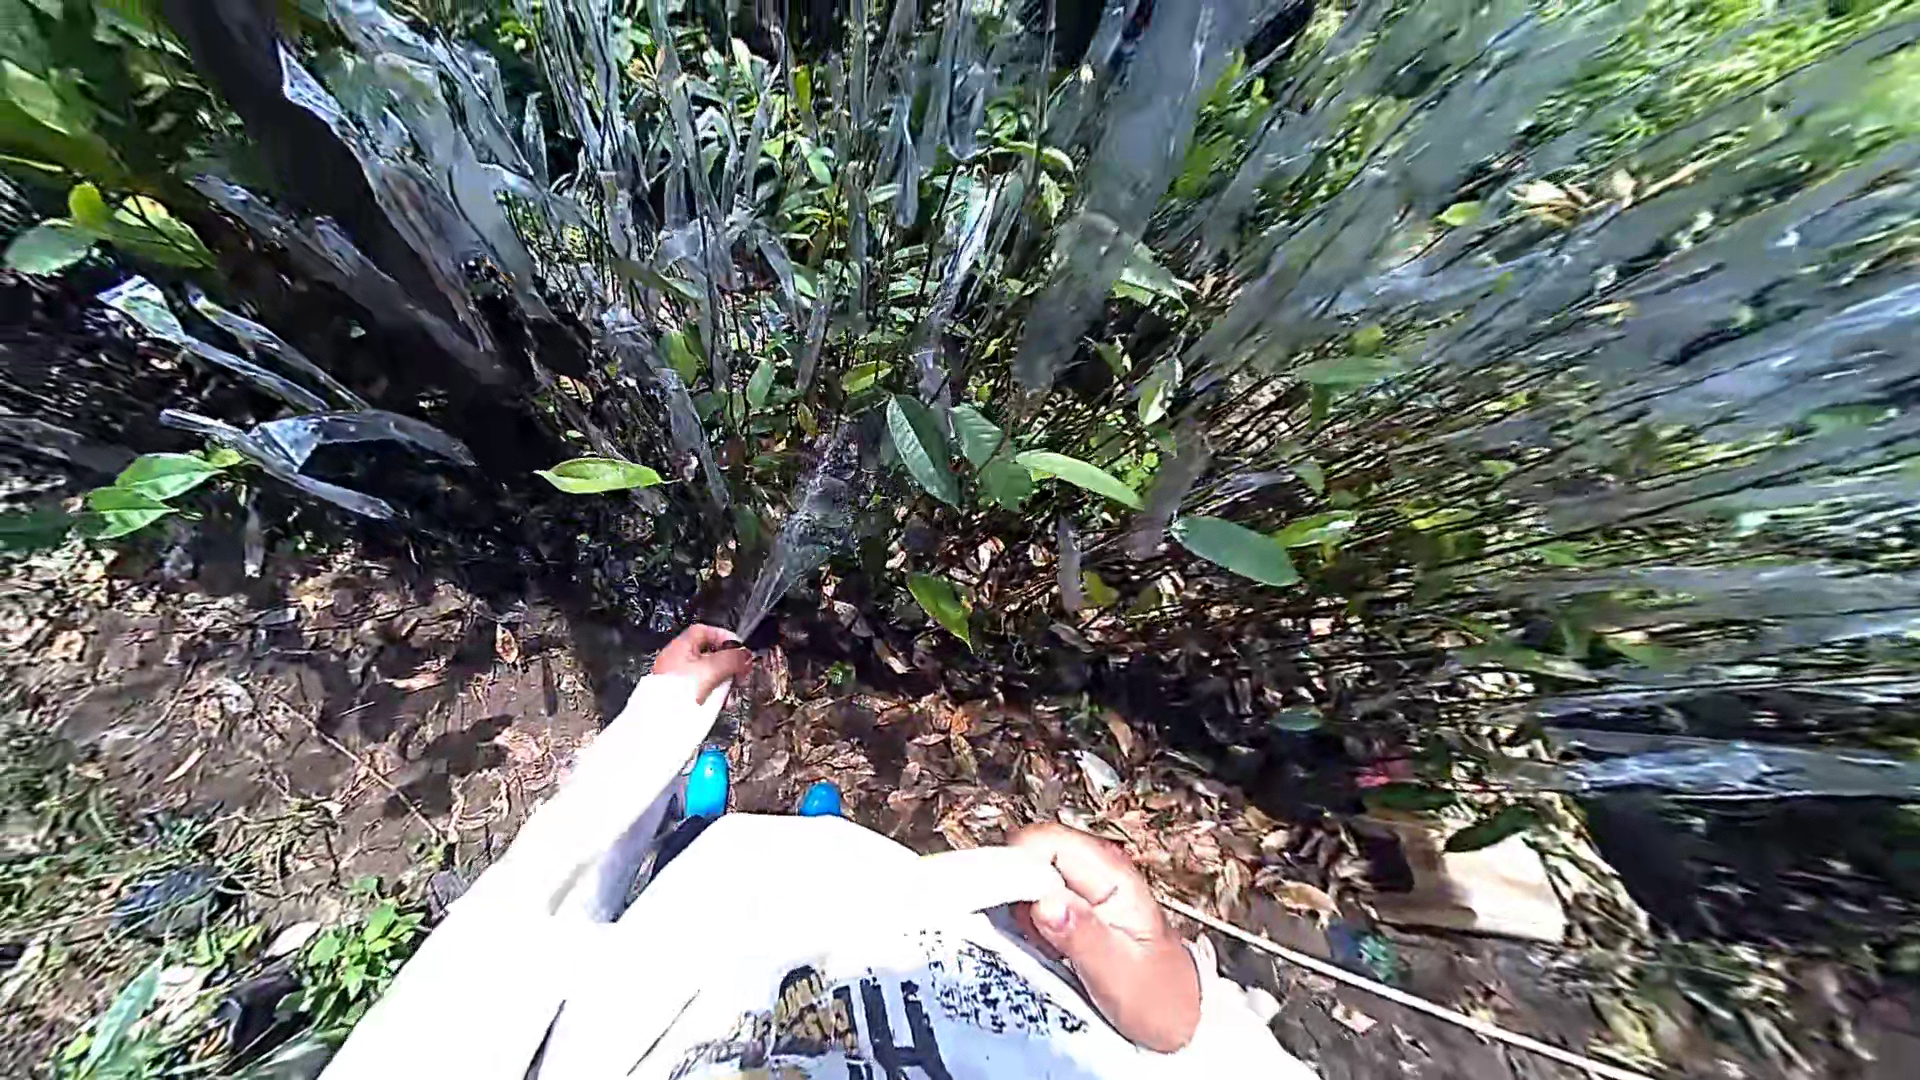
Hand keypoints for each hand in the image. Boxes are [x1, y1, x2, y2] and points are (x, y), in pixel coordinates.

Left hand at [650, 624, 751, 704]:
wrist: (663, 725)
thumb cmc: (681, 692)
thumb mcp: (714, 669)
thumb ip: (733, 658)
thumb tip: (745, 655)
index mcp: (679, 648)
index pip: (705, 631)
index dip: (724, 637)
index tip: (739, 649)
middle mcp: (676, 662)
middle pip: (710, 654)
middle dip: (729, 663)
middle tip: (741, 671)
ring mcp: (678, 681)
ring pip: (709, 674)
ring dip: (725, 681)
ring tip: (733, 690)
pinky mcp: (682, 698)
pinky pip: (704, 690)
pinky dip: (717, 694)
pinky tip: (724, 702)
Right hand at [1009, 823, 1200, 1052]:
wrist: (1176, 1017)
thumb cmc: (1158, 997)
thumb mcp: (1120, 974)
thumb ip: (1082, 936)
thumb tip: (1043, 902)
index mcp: (1109, 870)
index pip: (1046, 841)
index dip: (1018, 865)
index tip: (1007, 904)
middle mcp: (1092, 865)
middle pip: (1031, 851)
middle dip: (1016, 889)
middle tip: (1027, 934)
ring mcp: (1080, 881)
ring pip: (1027, 874)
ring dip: (1020, 908)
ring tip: (1040, 946)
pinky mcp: (1070, 900)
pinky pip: (1033, 897)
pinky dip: (1026, 921)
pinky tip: (1042, 948)